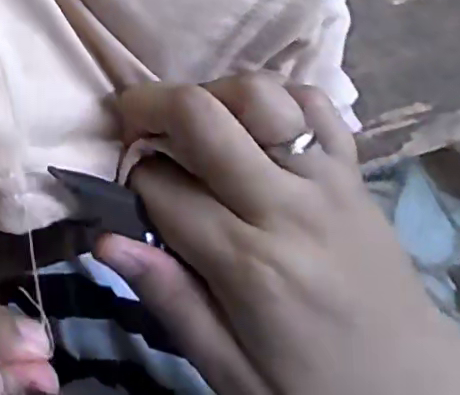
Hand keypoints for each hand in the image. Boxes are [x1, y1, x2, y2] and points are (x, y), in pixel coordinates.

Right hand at [93, 75, 459, 394]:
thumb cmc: (317, 393)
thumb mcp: (234, 375)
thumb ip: (171, 300)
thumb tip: (103, 236)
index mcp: (249, 265)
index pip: (160, 185)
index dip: (130, 179)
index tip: (127, 190)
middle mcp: (286, 208)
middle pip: (201, 115)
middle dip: (149, 104)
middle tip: (132, 119)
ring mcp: (328, 182)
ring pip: (257, 93)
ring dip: (212, 94)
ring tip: (196, 121)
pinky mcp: (356, 173)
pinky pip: (315, 103)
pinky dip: (277, 97)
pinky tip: (256, 123)